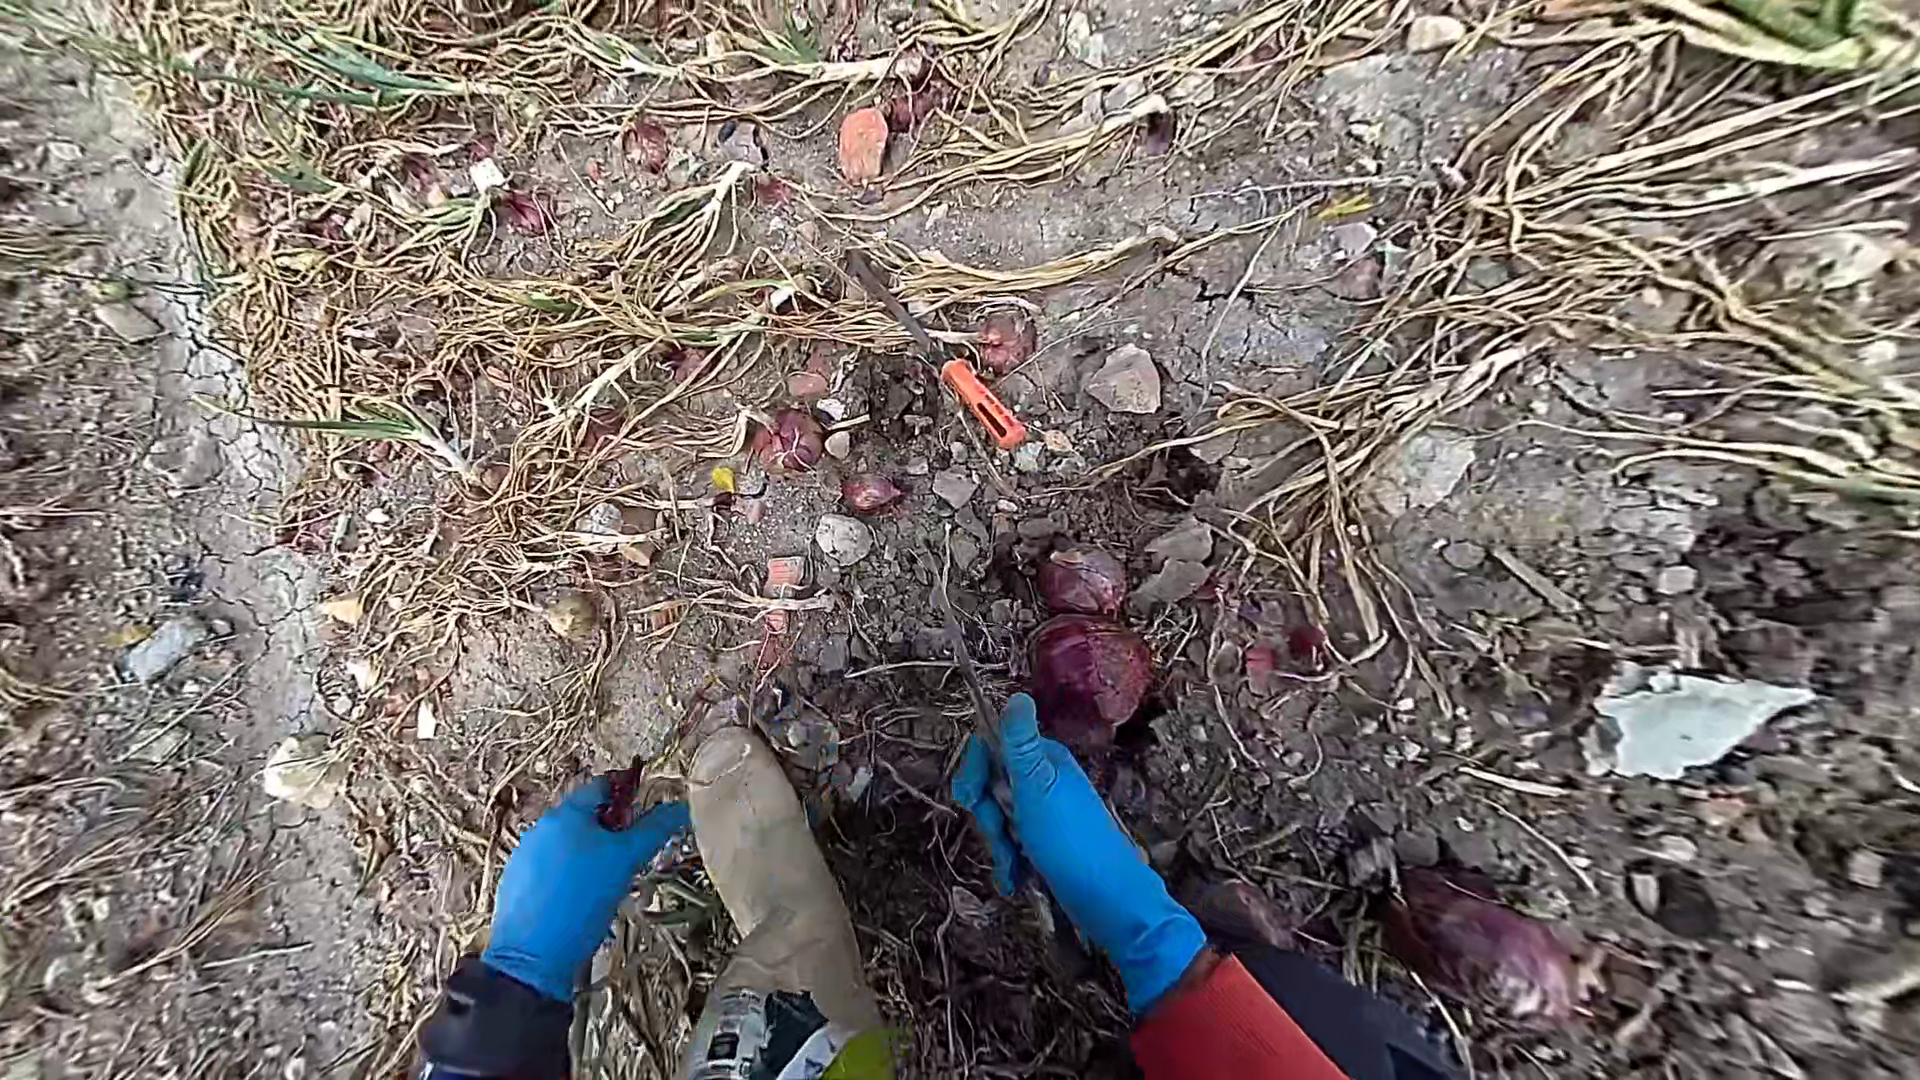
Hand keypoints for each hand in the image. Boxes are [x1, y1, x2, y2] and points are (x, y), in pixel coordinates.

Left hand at [483, 778, 690, 1001]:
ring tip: (612, 876)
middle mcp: (540, 829)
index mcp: (564, 814)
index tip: (647, 814)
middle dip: (616, 827)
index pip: (604, 784)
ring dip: (596, 850)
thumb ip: (655, 827)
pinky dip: (575, 871)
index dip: (630, 794)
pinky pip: (556, 865)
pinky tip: (586, 895)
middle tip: (634, 849)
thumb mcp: (627, 859)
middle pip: (589, 814)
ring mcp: (525, 858)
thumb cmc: (581, 900)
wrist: (530, 963)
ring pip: (573, 841)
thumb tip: (680, 807)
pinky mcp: (517, 886)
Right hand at [952, 694, 1205, 1012]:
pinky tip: (1016, 877)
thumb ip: (1021, 743)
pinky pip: (1012, 842)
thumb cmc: (1071, 841)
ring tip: (1014, 863)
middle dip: (988, 815)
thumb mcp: (1037, 788)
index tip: (971, 798)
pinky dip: (1009, 861)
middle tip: (1001, 834)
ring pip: (999, 816)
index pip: (992, 749)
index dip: (975, 772)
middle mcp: (1043, 779)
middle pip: (991, 785)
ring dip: (998, 842)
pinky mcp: (1045, 841)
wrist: (1110, 902)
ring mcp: (1044, 811)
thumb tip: (1017, 696)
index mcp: (1043, 759)